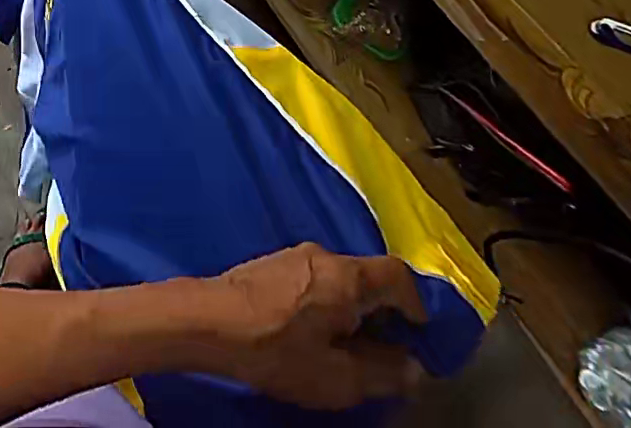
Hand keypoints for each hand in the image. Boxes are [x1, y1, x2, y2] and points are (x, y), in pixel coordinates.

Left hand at [198, 243, 428, 409]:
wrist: (211, 318)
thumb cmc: (277, 349)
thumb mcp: (333, 377)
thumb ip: (379, 373)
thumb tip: (414, 368)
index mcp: (349, 277)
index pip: (397, 275)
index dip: (415, 301)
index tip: (419, 329)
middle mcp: (327, 255)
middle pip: (369, 275)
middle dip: (382, 308)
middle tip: (384, 344)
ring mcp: (298, 253)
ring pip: (341, 275)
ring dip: (352, 304)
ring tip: (346, 340)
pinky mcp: (275, 261)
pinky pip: (316, 275)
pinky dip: (328, 298)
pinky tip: (312, 326)